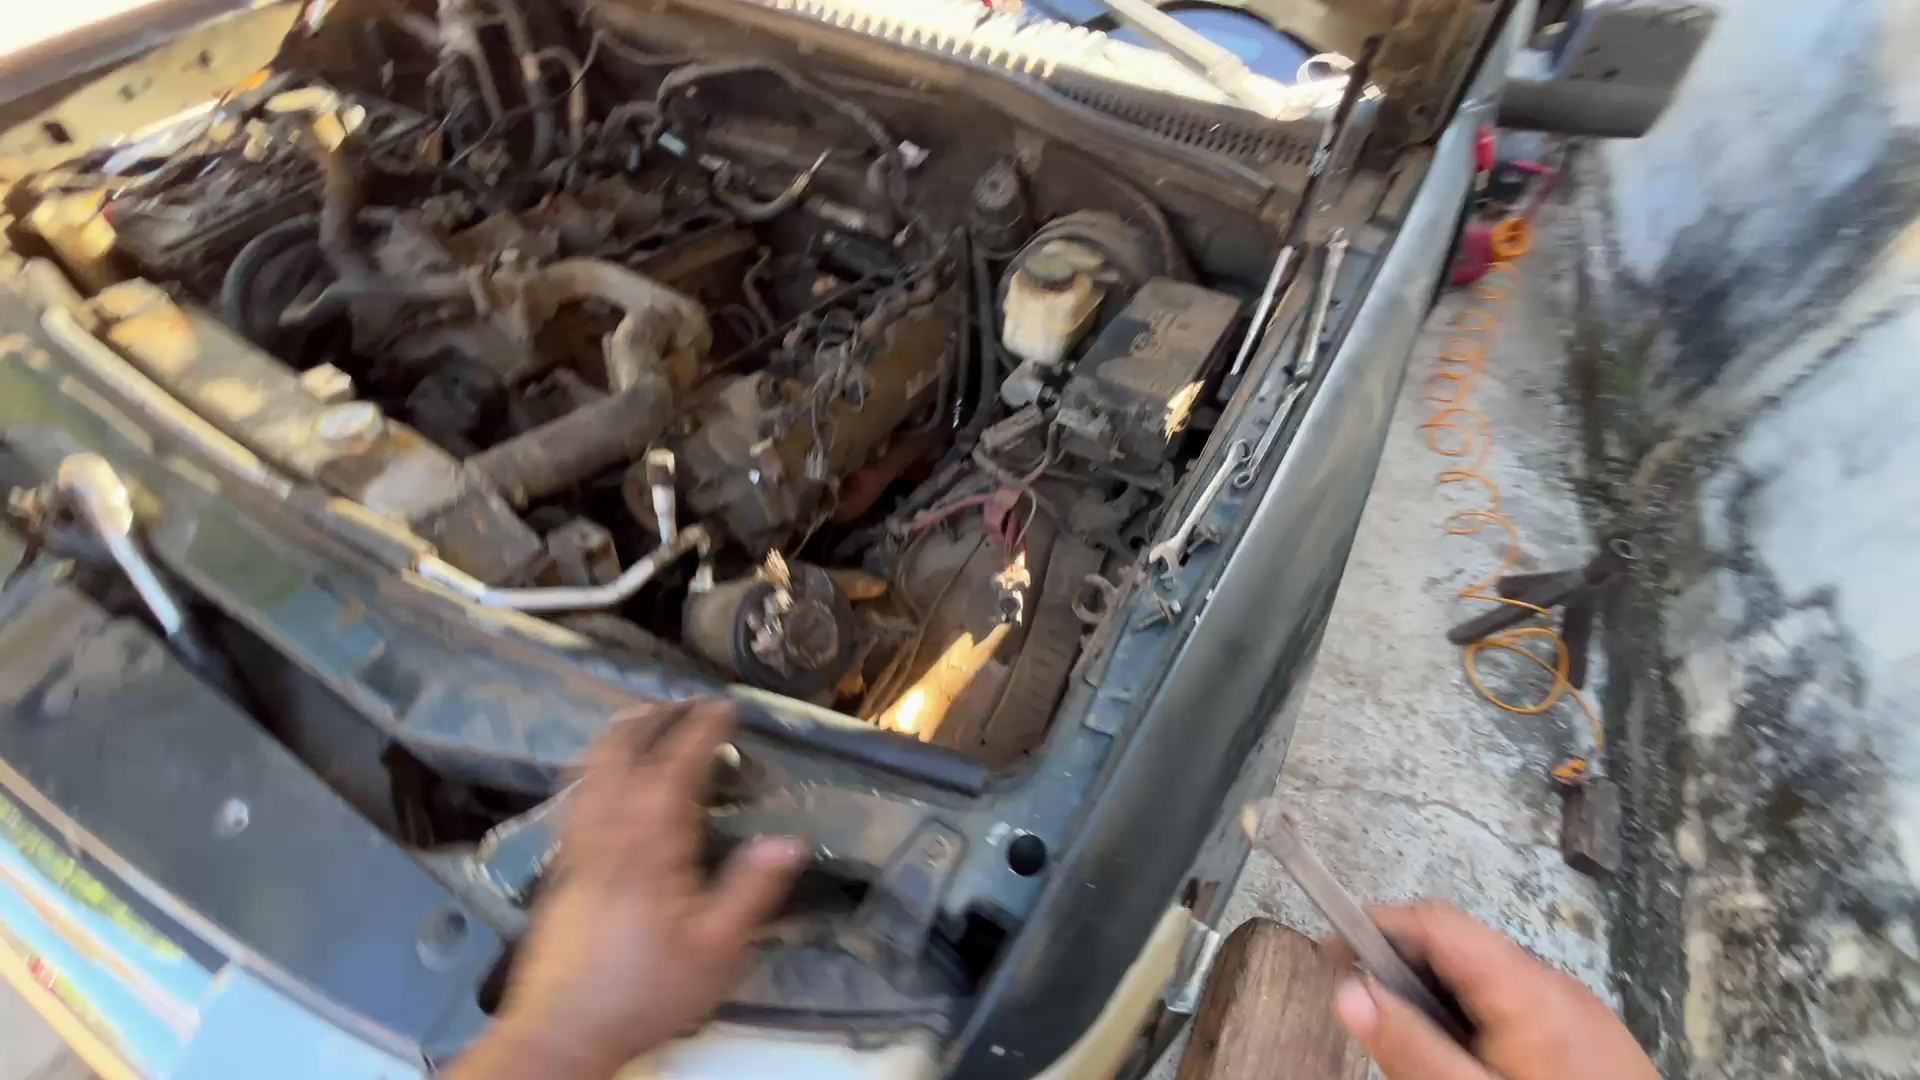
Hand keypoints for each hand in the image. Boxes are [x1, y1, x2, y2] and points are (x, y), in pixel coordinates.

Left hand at [483, 702, 806, 1077]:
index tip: (723, 708)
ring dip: (616, 738)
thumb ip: (751, 890)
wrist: (559, 1037)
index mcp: (651, 847)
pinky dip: (589, 770)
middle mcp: (610, 835)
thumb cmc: (645, 990)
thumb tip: (791, 840)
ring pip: (590, 774)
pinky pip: (574, 801)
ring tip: (638, 717)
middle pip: (621, 758)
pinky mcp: (560, 868)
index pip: (676, 770)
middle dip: (651, 720)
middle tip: (679, 700)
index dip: (700, 732)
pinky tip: (599, 773)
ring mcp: (578, 849)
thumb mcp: (715, 949)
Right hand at [1328, 903, 1656, 1079]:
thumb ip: (1410, 1047)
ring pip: (1483, 979)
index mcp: (1527, 986)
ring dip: (1436, 996)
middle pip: (1457, 946)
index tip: (1332, 955)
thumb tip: (1345, 992)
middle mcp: (1557, 985)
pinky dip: (1474, 1019)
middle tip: (1370, 1011)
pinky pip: (1515, 1008)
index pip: (1434, 920)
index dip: (1375, 924)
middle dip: (1403, 967)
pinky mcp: (1594, 1043)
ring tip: (1417, 1046)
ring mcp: (1581, 1014)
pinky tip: (1469, 1062)